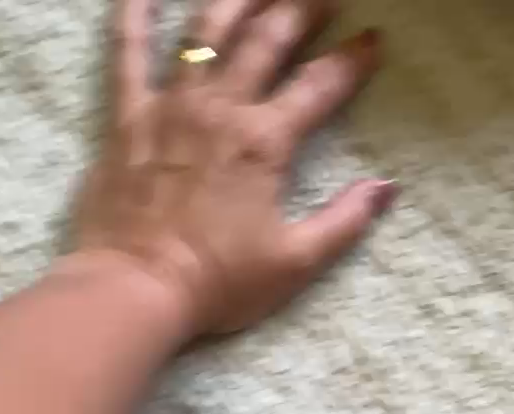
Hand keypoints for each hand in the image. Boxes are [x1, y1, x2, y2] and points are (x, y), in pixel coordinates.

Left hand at [67, 0, 395, 341]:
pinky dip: (134, 14)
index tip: (374, 39)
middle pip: (265, 40)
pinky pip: (128, 51)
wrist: (138, 285)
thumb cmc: (222, 281)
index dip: (351, 61)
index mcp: (265, 142)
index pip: (319, 88)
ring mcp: (169, 105)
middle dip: (299, 10)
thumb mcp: (297, 262)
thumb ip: (345, 221)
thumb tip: (386, 188)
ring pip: (205, 31)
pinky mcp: (127, 116)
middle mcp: (220, 108)